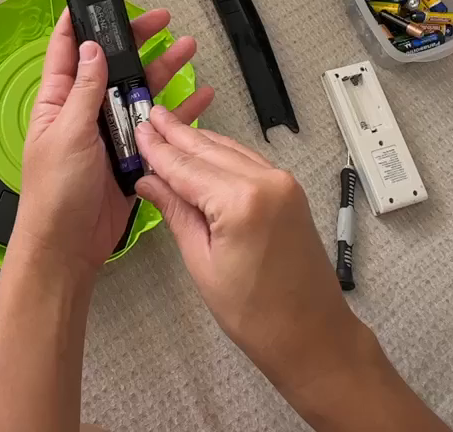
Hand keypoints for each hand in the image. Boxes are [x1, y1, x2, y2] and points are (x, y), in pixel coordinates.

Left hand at [17, 8, 213, 273]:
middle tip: (162, 18)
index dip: (81, 23)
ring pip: (140, 91)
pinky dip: (179, 111)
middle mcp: (85, 110)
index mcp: (59, 100)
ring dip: (163, 69)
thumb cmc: (56, 192)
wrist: (68, 249)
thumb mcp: (67, 133)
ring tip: (188, 46)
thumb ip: (84, 90)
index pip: (68, 51)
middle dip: (136, 40)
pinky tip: (201, 97)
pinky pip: (158, 126)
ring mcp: (110, 131)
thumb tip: (93, 48)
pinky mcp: (132, 154)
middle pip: (113, 65)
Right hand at [132, 107, 361, 387]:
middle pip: (208, 150)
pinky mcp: (289, 189)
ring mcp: (281, 182)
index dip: (159, 149)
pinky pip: (247, 160)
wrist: (313, 335)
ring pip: (229, 150)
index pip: (187, 167)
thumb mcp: (202, 264)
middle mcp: (265, 181)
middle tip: (151, 116)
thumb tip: (148, 182)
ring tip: (170, 126)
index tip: (139, 131)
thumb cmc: (257, 315)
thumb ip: (176, 213)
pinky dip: (222, 153)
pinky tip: (204, 148)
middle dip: (177, 134)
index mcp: (241, 202)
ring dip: (198, 140)